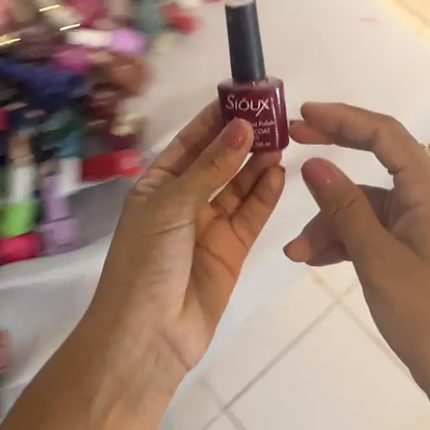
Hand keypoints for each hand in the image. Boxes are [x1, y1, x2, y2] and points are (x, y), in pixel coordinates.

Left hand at [83, 102, 285, 394]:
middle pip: (217, 163)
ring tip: (282, 139)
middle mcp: (182, 202)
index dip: (214, 120)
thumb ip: (210, 168)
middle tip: (274, 114)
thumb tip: (241, 126)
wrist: (148, 334)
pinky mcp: (231, 250)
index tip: (243, 95)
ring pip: (238, 187)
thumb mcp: (172, 206)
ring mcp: (208, 227)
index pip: (189, 143)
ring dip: (257, 164)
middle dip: (242, 139)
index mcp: (156, 185)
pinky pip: (250, 215)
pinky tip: (280, 172)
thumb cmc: (146, 261)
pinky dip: (265, 194)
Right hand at [285, 102, 429, 393]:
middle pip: (376, 161)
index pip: (385, 134)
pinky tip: (314, 259)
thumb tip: (313, 163)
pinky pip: (373, 230)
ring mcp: (425, 226)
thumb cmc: (428, 316)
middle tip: (289, 146)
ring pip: (367, 204)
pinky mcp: (417, 250)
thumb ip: (343, 206)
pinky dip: (344, 240)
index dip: (342, 119)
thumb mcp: (376, 259)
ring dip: (330, 220)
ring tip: (296, 252)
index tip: (300, 116)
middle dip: (332, 155)